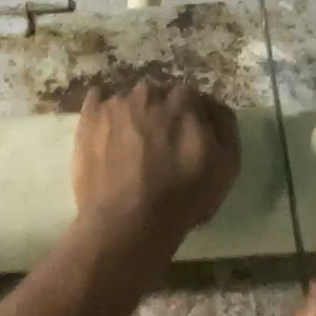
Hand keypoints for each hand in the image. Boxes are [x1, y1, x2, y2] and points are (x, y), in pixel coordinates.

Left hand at [72, 79, 241, 245]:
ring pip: (130, 100)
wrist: (127, 223)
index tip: (188, 141)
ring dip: (134, 116)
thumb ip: (224, 125)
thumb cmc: (183, 197)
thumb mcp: (227, 165)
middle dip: (162, 115)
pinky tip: (107, 134)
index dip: (191, 120)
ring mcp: (115, 103)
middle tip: (160, 147)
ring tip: (131, 147)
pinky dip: (104, 113)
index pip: (192, 98)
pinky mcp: (88, 117)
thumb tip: (211, 107)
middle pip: (160, 96)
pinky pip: (97, 101)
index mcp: (185, 99)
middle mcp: (150, 92)